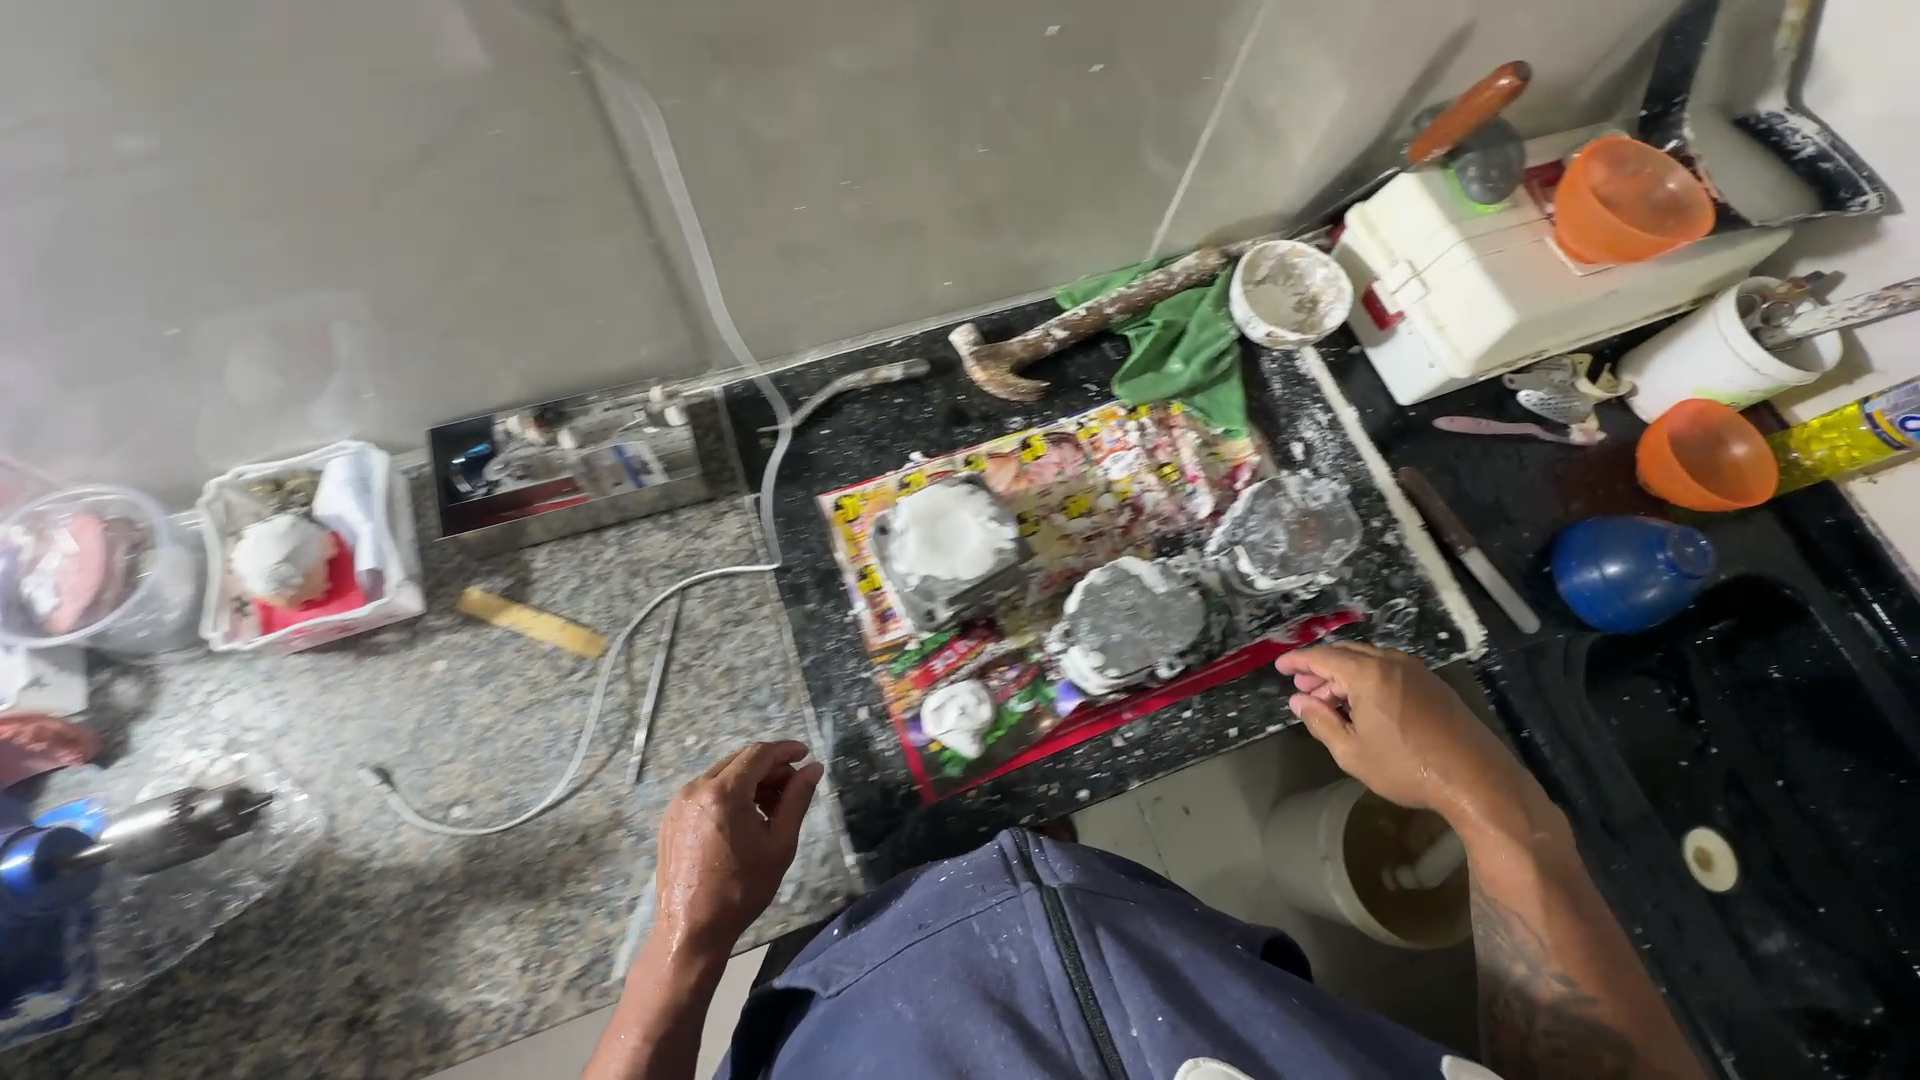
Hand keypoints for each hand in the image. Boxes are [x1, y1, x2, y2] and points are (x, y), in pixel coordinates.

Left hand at [654, 741, 823, 954]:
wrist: (691, 931)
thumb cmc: (741, 888)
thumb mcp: (780, 842)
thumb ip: (797, 798)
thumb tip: (813, 768)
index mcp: (723, 792)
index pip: (759, 754)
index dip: (785, 751)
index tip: (806, 755)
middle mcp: (696, 789)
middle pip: (739, 761)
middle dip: (770, 768)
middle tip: (793, 787)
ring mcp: (679, 805)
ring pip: (722, 776)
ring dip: (750, 782)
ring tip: (771, 808)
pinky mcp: (671, 820)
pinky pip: (706, 794)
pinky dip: (729, 795)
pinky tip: (744, 820)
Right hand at [1274, 643, 1538, 824]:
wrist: (1477, 780)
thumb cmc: (1407, 767)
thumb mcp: (1351, 752)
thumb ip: (1320, 722)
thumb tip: (1300, 702)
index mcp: (1368, 674)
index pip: (1323, 657)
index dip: (1298, 661)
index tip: (1280, 667)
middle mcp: (1392, 663)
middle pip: (1346, 653)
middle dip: (1321, 668)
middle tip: (1303, 687)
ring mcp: (1417, 672)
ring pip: (1369, 660)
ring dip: (1345, 674)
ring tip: (1330, 698)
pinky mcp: (1434, 686)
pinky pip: (1389, 670)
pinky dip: (1367, 679)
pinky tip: (1363, 704)